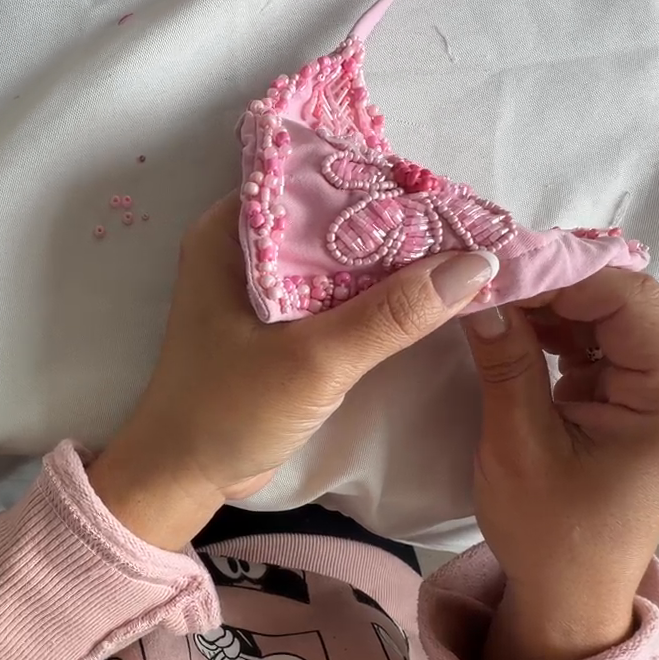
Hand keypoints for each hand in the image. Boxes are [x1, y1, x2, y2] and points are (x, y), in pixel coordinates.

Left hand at [90, 194, 499, 548]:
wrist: (182, 475)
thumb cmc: (228, 411)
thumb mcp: (313, 361)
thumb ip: (390, 315)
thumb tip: (476, 264)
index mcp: (230, 232)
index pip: (318, 183)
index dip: (386, 186)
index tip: (455, 198)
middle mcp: (244, 248)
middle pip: (333, 221)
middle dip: (398, 227)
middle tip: (475, 228)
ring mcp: (259, 288)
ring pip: (338, 260)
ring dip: (391, 265)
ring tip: (467, 257)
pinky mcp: (275, 324)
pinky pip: (333, 296)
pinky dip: (374, 298)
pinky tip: (425, 298)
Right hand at [460, 269, 658, 659]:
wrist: (569, 596)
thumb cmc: (549, 532)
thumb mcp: (518, 445)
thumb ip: (507, 363)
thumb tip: (478, 294)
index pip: (628, 299)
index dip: (560, 272)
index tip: (494, 265)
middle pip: (624, 304)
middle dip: (553, 288)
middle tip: (485, 281)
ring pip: (610, 321)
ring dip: (551, 310)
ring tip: (491, 303)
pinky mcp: (641, 404)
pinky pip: (601, 349)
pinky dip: (557, 336)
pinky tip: (515, 331)